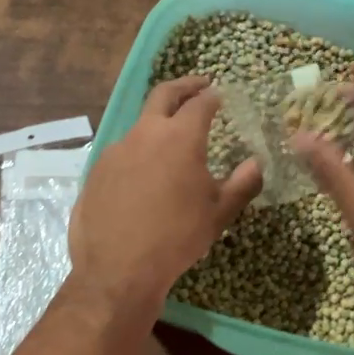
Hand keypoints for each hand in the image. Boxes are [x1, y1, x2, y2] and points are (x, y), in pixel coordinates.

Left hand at [69, 76, 261, 307]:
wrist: (117, 269)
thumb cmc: (177, 237)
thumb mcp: (219, 213)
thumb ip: (242, 183)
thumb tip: (257, 163)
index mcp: (180, 137)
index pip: (200, 103)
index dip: (212, 96)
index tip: (219, 94)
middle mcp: (145, 133)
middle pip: (163, 95)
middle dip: (183, 86)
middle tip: (198, 85)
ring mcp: (115, 150)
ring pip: (140, 125)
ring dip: (158, 123)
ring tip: (172, 139)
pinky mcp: (96, 170)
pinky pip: (122, 152)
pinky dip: (138, 152)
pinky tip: (144, 175)